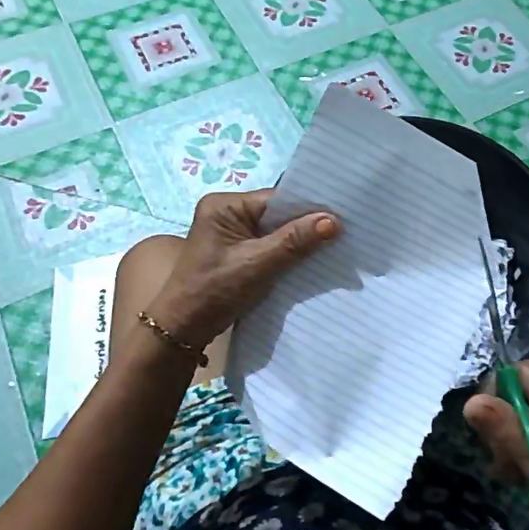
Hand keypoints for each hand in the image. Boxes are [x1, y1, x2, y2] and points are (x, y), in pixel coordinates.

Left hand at [146, 189, 339, 347]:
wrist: (183, 330)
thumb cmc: (214, 291)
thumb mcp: (258, 264)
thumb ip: (295, 241)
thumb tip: (334, 221)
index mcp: (224, 205)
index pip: (277, 199)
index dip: (308, 208)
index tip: (342, 217)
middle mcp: (228, 212)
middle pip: (279, 213)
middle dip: (307, 224)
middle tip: (345, 231)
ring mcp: (233, 233)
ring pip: (278, 230)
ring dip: (301, 240)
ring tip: (334, 245)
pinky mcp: (239, 252)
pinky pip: (272, 245)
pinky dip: (290, 253)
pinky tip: (312, 259)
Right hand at [464, 360, 528, 529]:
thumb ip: (505, 431)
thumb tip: (470, 401)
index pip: (523, 371)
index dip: (498, 389)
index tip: (486, 423)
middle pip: (525, 393)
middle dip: (505, 422)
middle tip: (501, 457)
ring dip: (514, 440)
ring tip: (513, 473)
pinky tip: (526, 476)